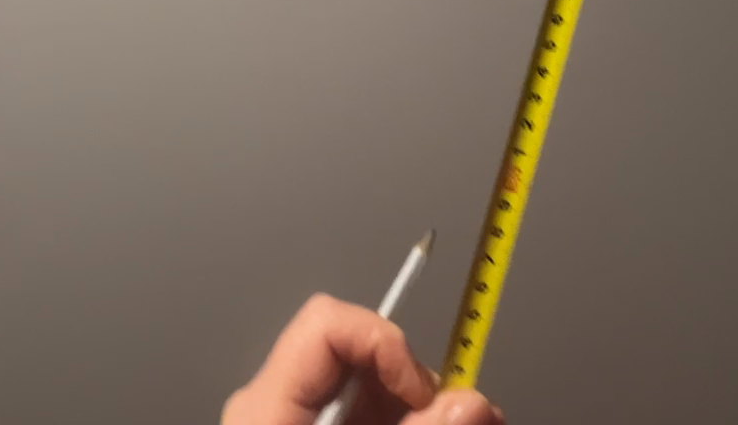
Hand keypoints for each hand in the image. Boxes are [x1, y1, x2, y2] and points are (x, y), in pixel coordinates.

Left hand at [222, 295, 504, 424]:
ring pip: (370, 385)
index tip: (427, 387)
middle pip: (357, 354)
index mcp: (265, 407)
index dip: (384, 341)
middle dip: (418, 383)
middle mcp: (276, 405)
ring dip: (421, 405)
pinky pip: (367, 411)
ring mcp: (294, 420)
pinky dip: (406, 421)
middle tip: (464, 416)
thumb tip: (472, 401)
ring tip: (459, 422)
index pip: (326, 322)